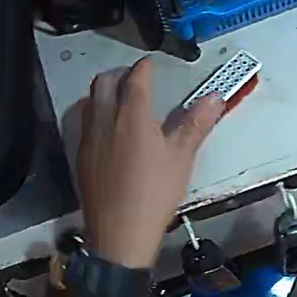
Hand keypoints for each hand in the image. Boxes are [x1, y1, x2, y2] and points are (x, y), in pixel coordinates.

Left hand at [77, 57, 225, 270]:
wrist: (120, 232)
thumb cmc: (155, 192)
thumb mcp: (182, 157)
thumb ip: (196, 124)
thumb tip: (215, 97)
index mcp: (133, 116)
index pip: (137, 80)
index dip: (145, 68)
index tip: (152, 63)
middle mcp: (105, 120)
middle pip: (104, 83)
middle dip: (119, 75)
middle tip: (136, 80)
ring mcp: (89, 139)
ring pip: (90, 102)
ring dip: (104, 93)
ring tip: (121, 101)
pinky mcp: (81, 158)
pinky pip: (85, 124)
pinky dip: (96, 115)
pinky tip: (109, 132)